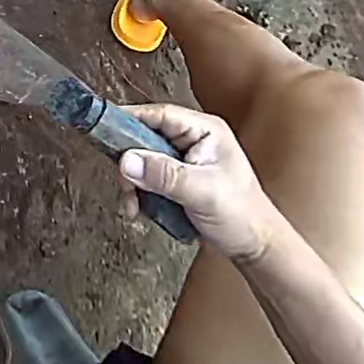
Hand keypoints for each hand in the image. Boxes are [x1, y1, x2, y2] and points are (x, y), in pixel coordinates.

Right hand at [118, 103, 283, 263]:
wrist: (257, 249)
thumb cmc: (243, 216)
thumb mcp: (200, 191)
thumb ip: (162, 174)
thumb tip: (127, 160)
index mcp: (205, 130)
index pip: (160, 115)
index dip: (131, 119)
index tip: (106, 127)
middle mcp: (193, 140)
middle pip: (147, 137)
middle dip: (131, 161)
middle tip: (123, 179)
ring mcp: (185, 159)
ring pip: (144, 159)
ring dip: (134, 182)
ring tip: (135, 203)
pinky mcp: (178, 178)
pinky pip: (148, 177)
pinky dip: (141, 192)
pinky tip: (142, 208)